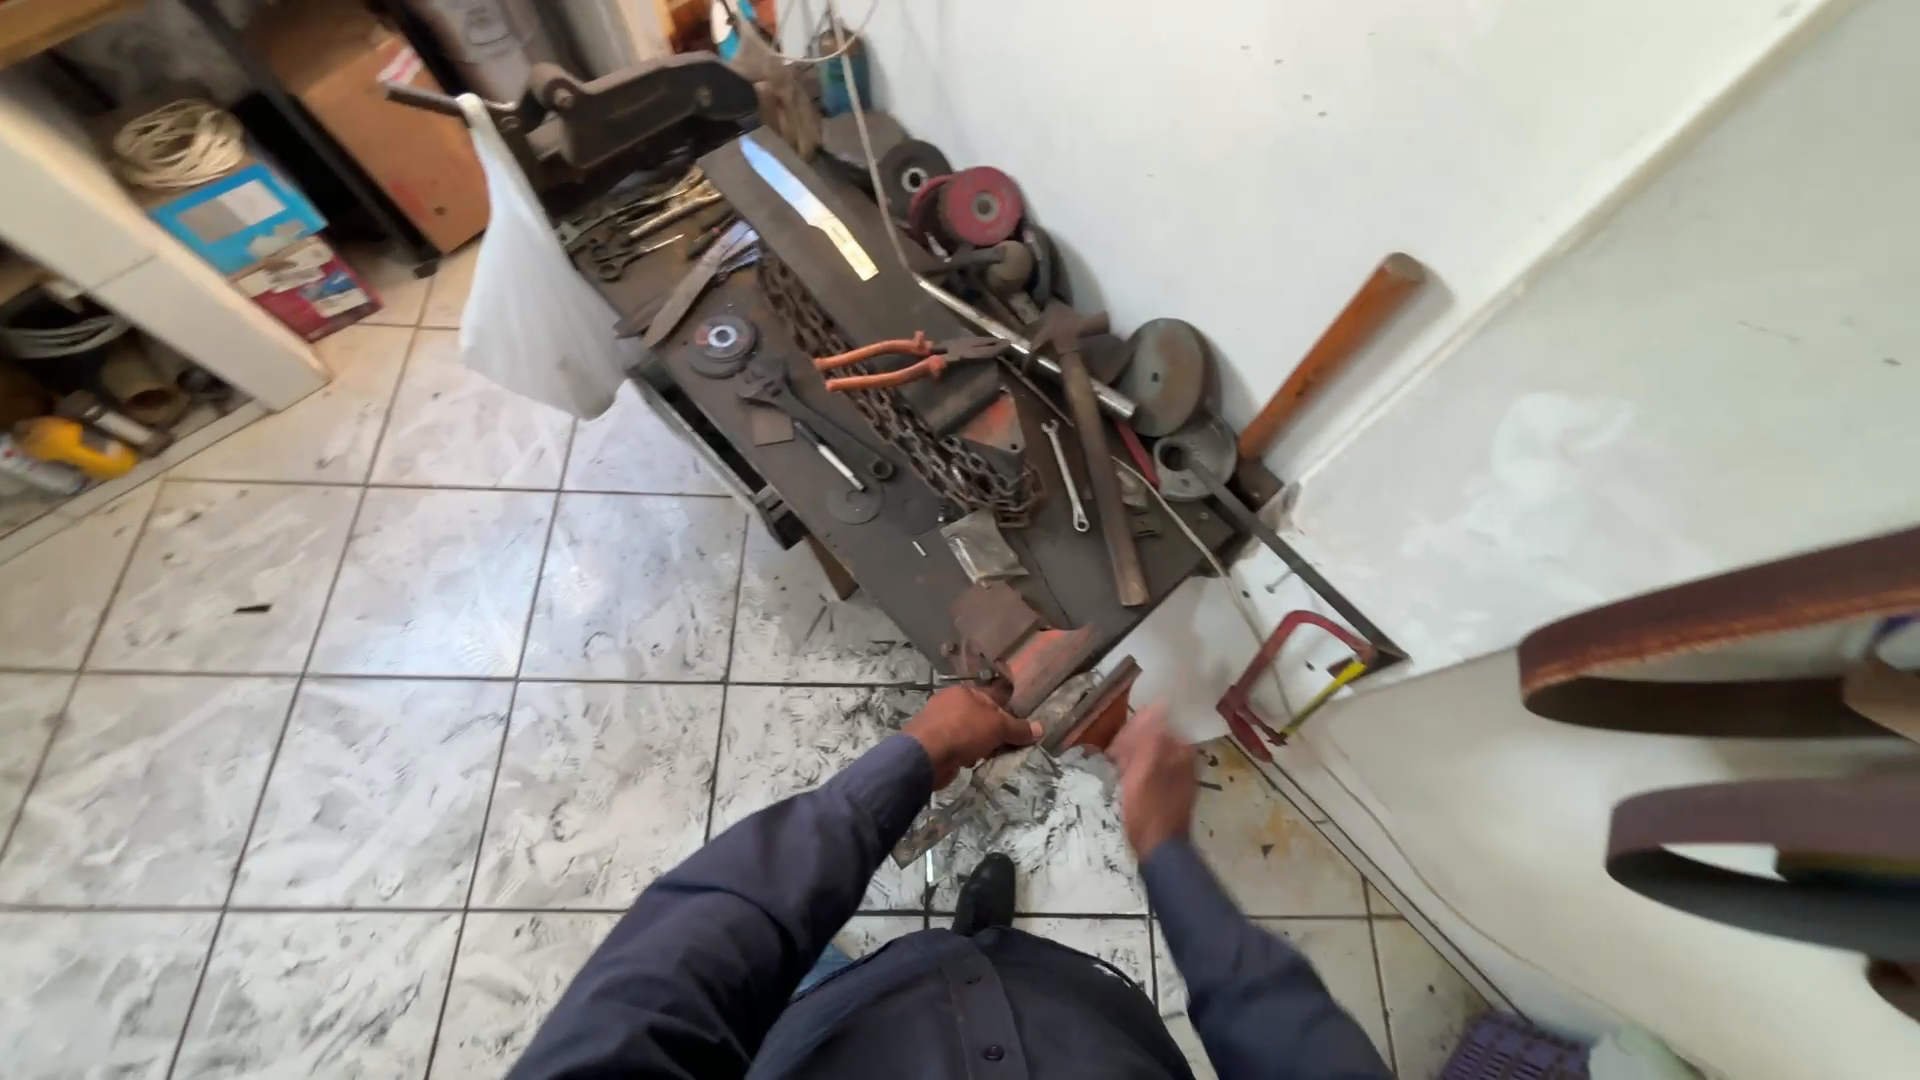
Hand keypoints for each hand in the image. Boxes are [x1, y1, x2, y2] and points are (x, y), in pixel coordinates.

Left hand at [905, 686, 1040, 787]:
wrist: (926, 755)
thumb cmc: (964, 730)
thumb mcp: (998, 727)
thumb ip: (1019, 729)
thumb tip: (1041, 729)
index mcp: (964, 692)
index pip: (992, 701)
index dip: (1006, 716)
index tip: (1017, 733)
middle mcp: (949, 703)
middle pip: (980, 719)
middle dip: (993, 734)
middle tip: (1005, 748)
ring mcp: (938, 723)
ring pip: (968, 734)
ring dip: (979, 747)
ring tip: (987, 757)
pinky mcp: (932, 743)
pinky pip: (956, 747)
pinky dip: (964, 755)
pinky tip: (969, 764)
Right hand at [1107, 705, 1196, 859]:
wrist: (1159, 852)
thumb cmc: (1149, 810)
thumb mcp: (1145, 771)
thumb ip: (1151, 738)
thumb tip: (1158, 706)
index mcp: (1182, 752)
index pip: (1159, 723)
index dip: (1136, 728)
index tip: (1118, 740)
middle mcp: (1184, 760)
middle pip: (1154, 737)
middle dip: (1132, 743)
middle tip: (1114, 756)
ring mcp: (1178, 776)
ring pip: (1150, 753)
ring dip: (1132, 756)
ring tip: (1115, 768)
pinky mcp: (1169, 789)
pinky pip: (1150, 768)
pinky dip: (1136, 770)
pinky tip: (1123, 779)